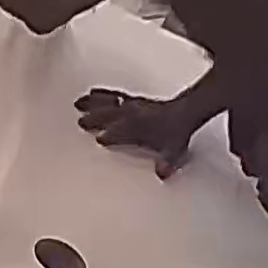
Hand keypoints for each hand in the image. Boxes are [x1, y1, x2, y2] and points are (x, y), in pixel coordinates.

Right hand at [74, 88, 199, 179]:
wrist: (187, 111)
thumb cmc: (176, 131)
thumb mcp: (173, 150)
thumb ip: (166, 163)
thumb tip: (163, 174)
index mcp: (139, 126)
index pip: (122, 131)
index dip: (111, 136)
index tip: (100, 139)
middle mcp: (134, 114)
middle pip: (110, 114)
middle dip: (95, 118)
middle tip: (80, 122)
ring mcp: (133, 106)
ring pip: (109, 102)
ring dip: (94, 102)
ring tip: (80, 102)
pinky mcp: (134, 101)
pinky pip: (115, 95)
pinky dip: (103, 94)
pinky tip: (95, 93)